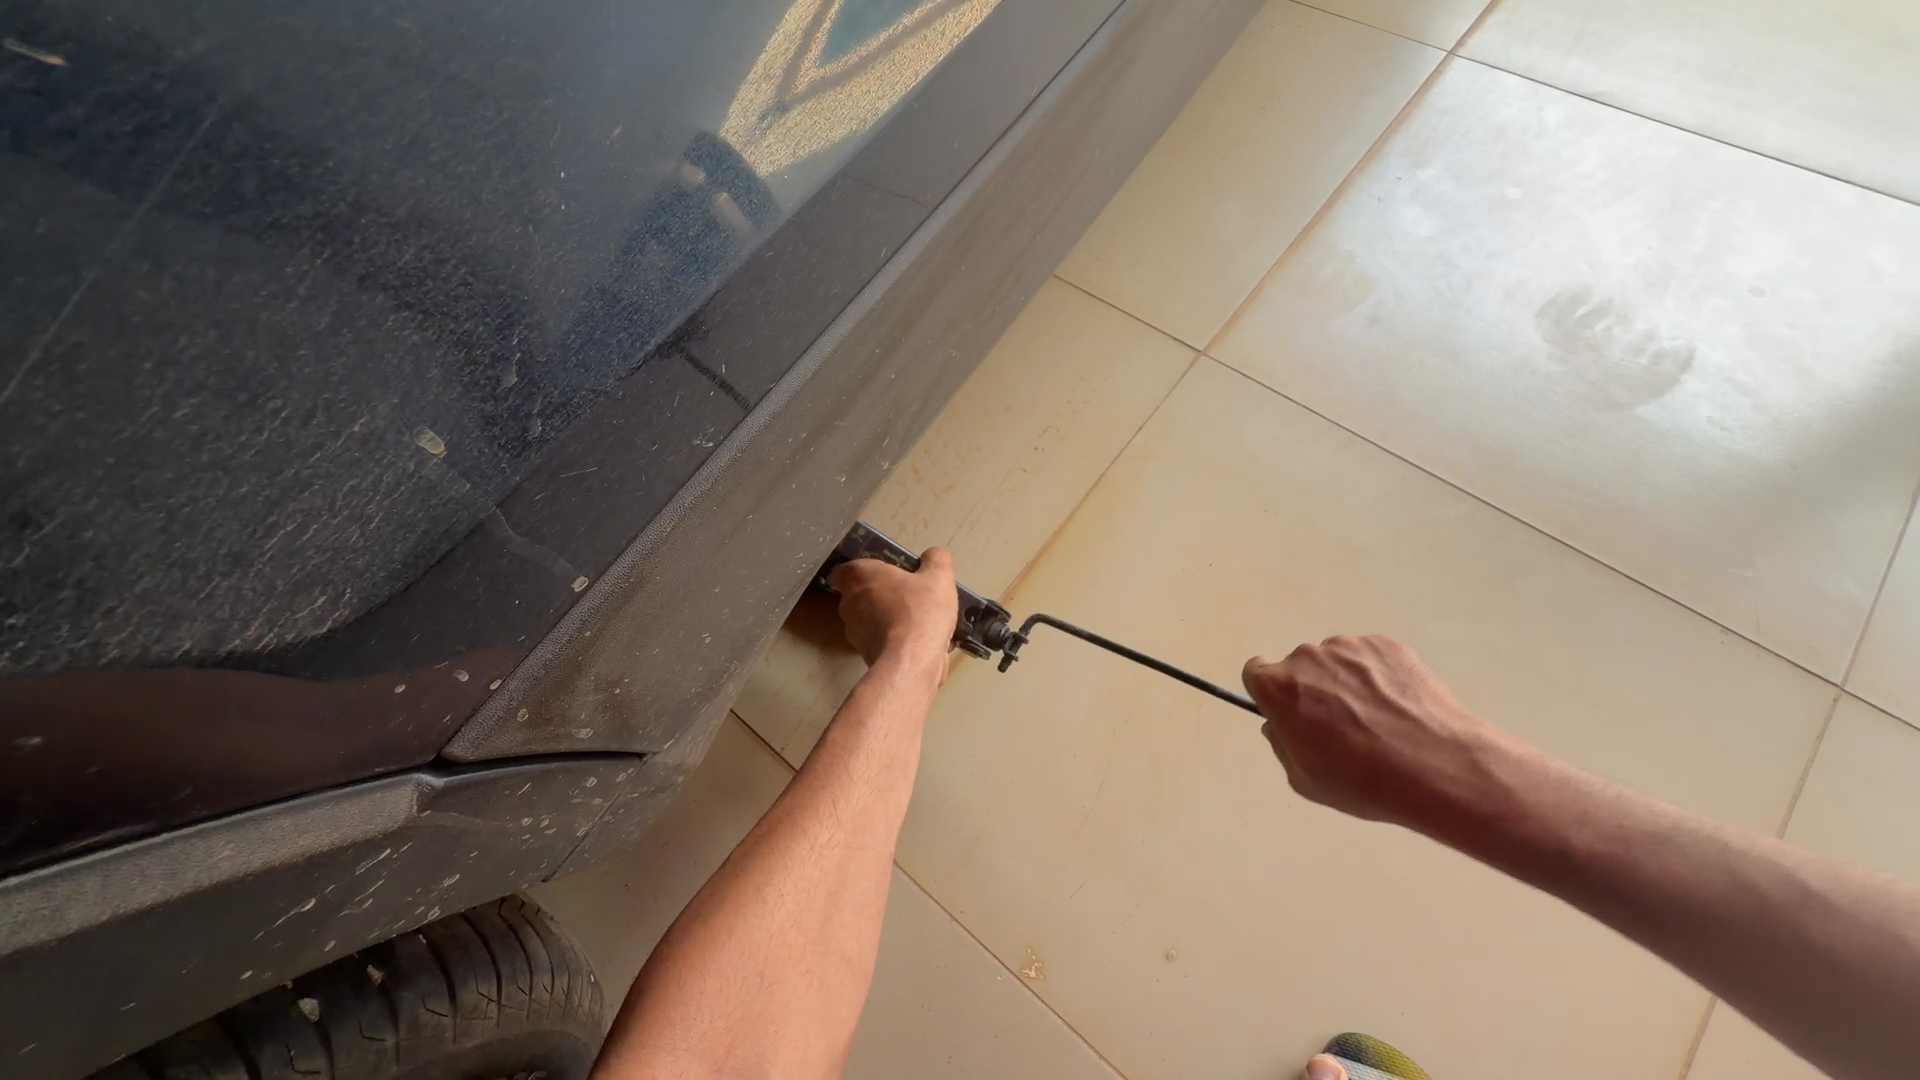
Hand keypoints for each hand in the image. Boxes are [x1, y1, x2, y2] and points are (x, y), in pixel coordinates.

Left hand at [827, 547, 957, 673]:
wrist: (911, 662)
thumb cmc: (919, 611)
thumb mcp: (939, 577)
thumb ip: (935, 560)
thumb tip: (933, 556)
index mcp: (860, 577)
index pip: (842, 571)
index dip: (859, 571)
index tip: (879, 574)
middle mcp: (849, 603)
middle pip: (858, 595)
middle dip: (880, 595)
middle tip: (906, 594)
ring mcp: (854, 633)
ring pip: (869, 620)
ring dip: (887, 619)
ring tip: (917, 621)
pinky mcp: (864, 655)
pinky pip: (880, 642)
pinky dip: (894, 641)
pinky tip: (919, 642)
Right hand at [1242, 636, 1507, 832]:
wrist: (1439, 767)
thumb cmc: (1361, 781)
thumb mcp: (1303, 779)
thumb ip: (1282, 744)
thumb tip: (1281, 724)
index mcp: (1278, 686)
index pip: (1255, 672)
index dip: (1270, 693)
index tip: (1289, 712)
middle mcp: (1307, 657)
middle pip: (1299, 667)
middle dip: (1312, 689)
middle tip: (1341, 724)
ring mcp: (1350, 647)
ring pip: (1336, 661)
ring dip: (1345, 681)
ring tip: (1378, 717)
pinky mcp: (1388, 645)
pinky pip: (1370, 658)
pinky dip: (1377, 676)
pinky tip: (1399, 707)